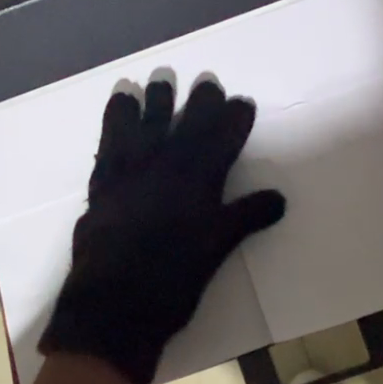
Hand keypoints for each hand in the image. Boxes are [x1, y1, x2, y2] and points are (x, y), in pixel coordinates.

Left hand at [38, 78, 286, 383]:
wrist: (114, 306)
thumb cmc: (173, 284)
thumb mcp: (217, 251)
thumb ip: (246, 218)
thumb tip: (279, 198)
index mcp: (201, 182)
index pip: (224, 138)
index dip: (234, 118)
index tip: (241, 102)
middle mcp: (168, 165)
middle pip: (188, 122)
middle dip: (201, 101)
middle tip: (207, 81)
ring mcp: (132, 169)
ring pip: (148, 121)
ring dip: (157, 99)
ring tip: (162, 77)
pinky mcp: (103, 179)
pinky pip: (110, 137)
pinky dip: (117, 115)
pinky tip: (121, 99)